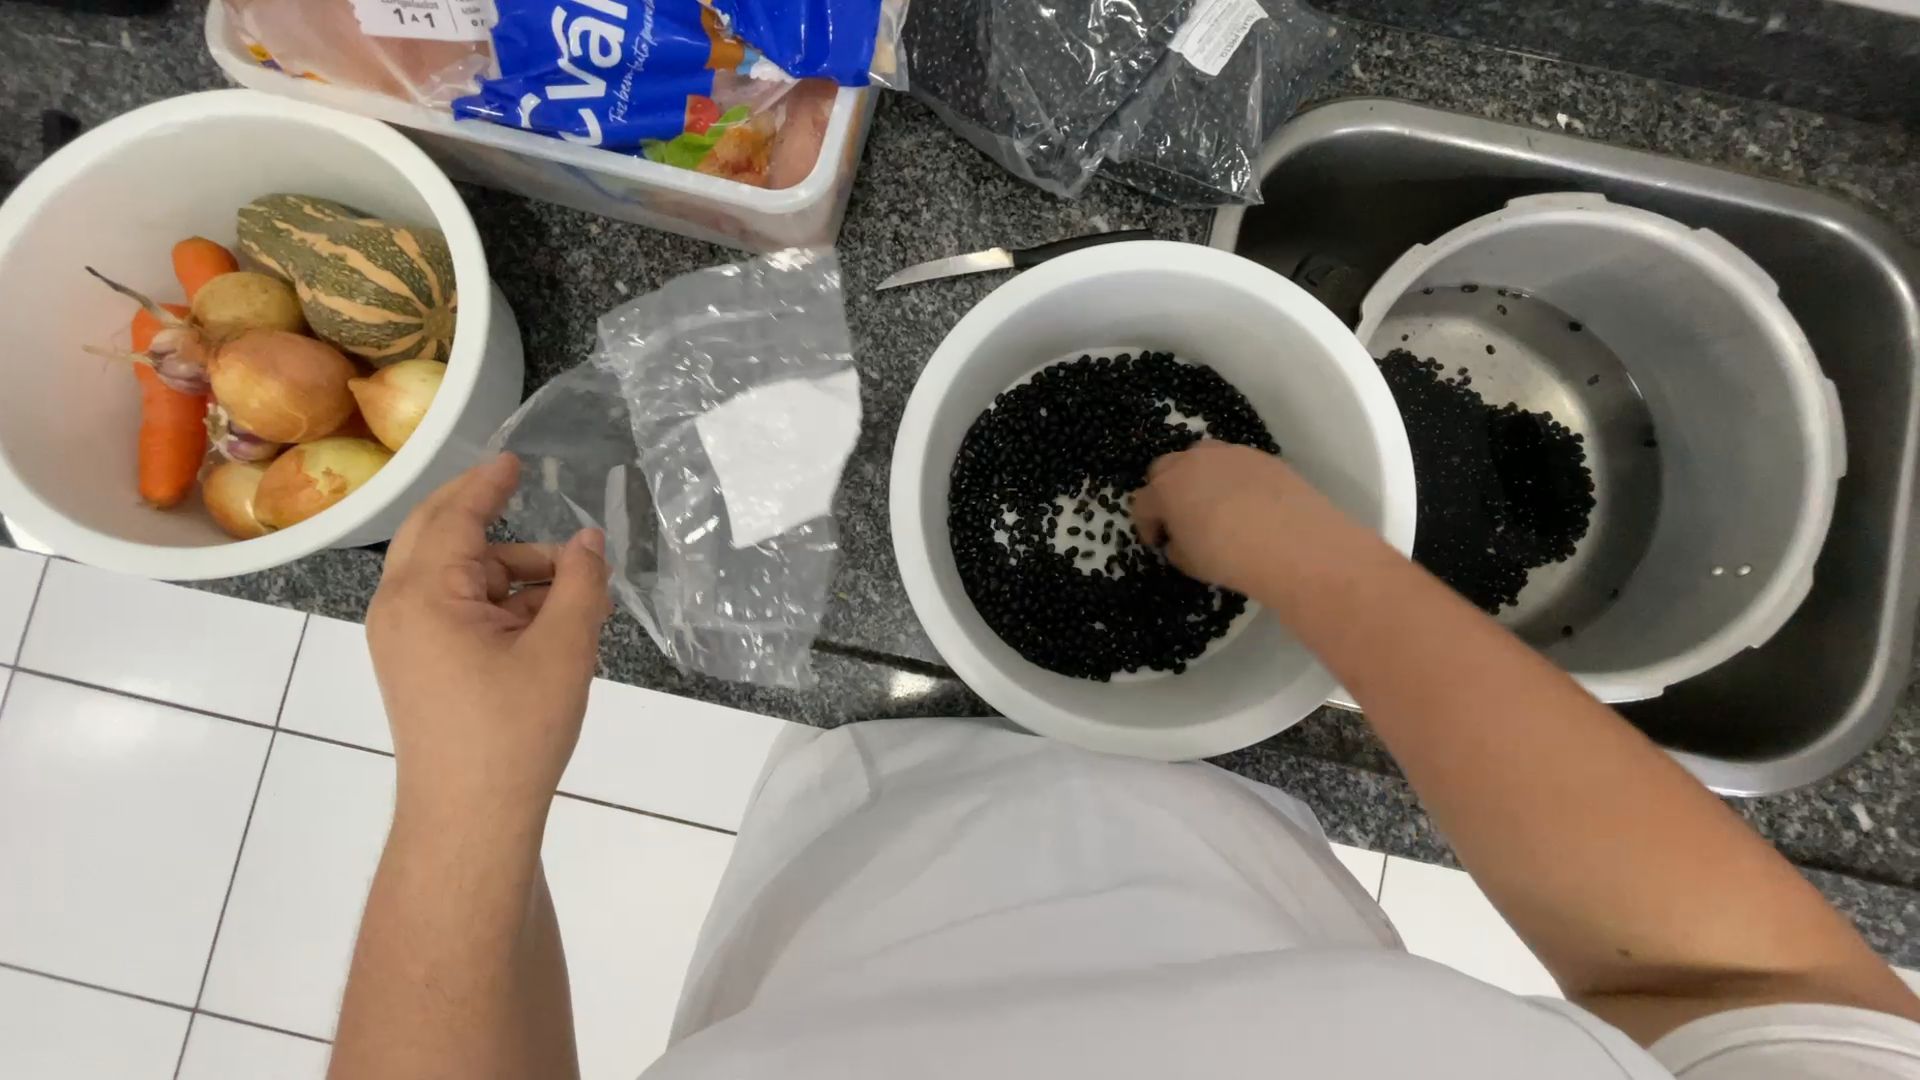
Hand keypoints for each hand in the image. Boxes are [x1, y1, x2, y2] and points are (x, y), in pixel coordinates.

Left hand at [366, 454, 613, 820]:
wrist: (472, 816)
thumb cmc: (516, 727)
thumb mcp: (563, 647)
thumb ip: (579, 584)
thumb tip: (590, 539)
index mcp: (424, 597)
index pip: (452, 517)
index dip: (486, 483)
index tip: (515, 458)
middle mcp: (402, 610)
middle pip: (443, 540)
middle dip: (491, 519)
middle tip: (529, 494)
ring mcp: (409, 641)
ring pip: (462, 579)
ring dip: (516, 573)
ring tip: (579, 591)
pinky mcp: (424, 666)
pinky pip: (463, 612)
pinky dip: (506, 604)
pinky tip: (556, 619)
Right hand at [1130, 440, 1330, 593]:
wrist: (1295, 544)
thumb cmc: (1230, 557)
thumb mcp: (1190, 563)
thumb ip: (1176, 547)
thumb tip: (1179, 539)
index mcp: (1165, 489)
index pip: (1141, 504)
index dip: (1146, 525)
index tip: (1158, 543)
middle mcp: (1191, 463)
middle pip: (1164, 469)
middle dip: (1165, 492)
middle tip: (1179, 517)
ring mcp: (1228, 454)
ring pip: (1199, 457)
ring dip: (1196, 477)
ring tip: (1211, 503)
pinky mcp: (1260, 456)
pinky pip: (1233, 463)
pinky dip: (1230, 478)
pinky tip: (1246, 502)